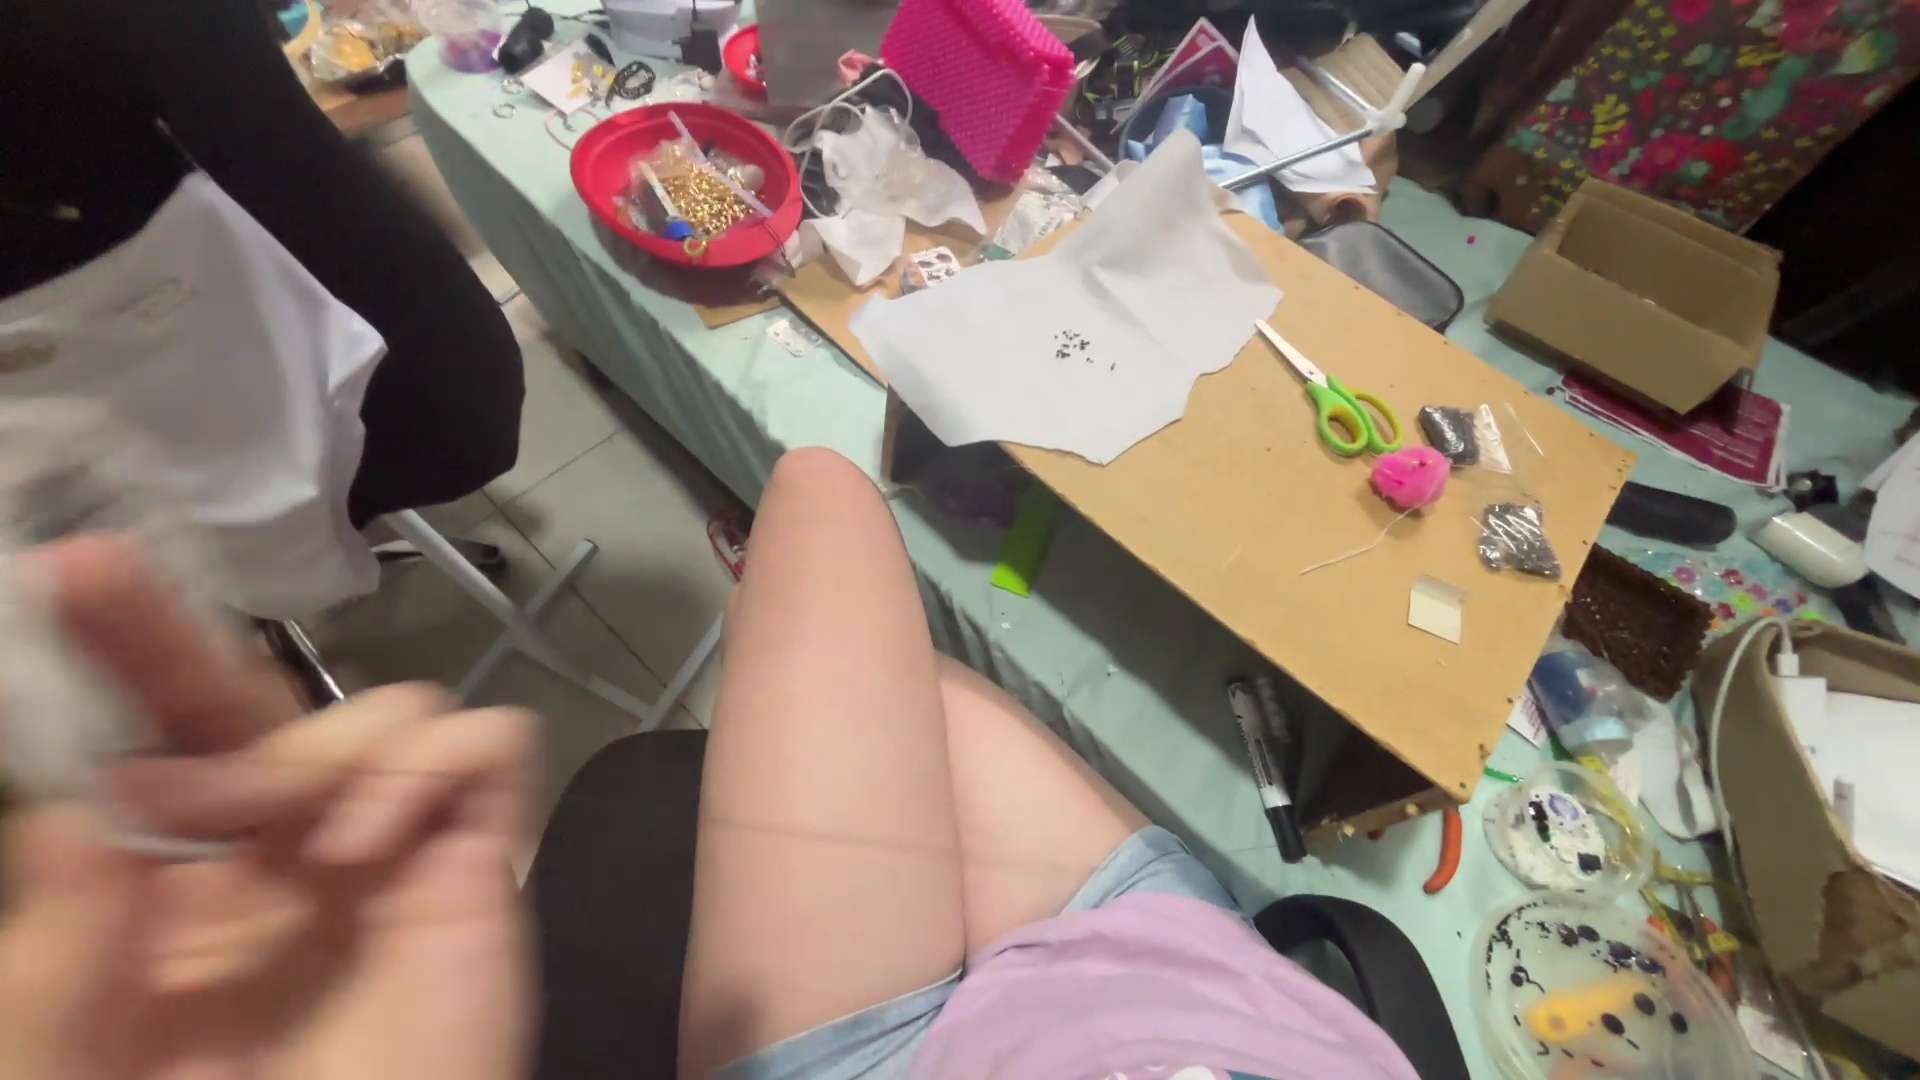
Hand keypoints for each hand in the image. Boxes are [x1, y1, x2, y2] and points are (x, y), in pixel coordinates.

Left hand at [0, 536, 534, 1078]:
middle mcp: (294, 840)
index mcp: (189, 888)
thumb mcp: (84, 1071)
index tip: (79, 575)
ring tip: (305, 848)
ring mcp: (402, 835)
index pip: (159, 748)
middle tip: (120, 663)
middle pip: (268, 698)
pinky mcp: (486, 841)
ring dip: (325, 752)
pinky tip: (380, 843)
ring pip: (392, 705)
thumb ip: (65, 960)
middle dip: (180, 651)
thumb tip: (86, 805)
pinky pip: (489, 743)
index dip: (128, 656)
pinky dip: (433, 768)